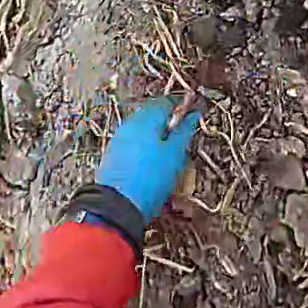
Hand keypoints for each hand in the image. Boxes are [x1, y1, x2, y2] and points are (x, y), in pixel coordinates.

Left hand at [95, 98, 199, 220]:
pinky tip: (154, 166)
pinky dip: (147, 149)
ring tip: (170, 156)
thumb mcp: (175, 152)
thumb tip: (193, 115)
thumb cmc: (150, 178)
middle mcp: (130, 124)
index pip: (168, 101)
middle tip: (183, 140)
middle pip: (155, 115)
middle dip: (170, 125)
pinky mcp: (114, 155)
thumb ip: (185, 129)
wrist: (117, 206)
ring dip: (159, 138)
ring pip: (145, 131)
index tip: (194, 118)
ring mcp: (119, 139)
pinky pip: (135, 144)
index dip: (184, 108)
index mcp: (146, 118)